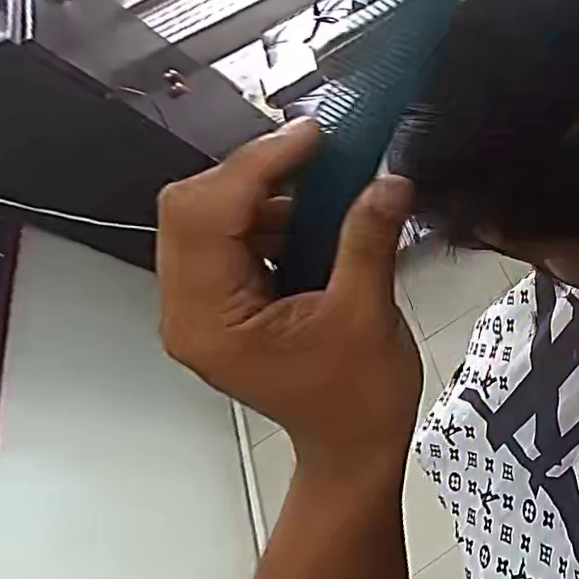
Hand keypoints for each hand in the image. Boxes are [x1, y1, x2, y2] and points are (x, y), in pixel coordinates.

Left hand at [157, 120, 421, 463]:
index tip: (312, 135)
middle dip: (260, 175)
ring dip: (274, 197)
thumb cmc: (361, 395)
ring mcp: (209, 306)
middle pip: (198, 213)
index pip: (204, 216)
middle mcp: (189, 307)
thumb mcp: (369, 314)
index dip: (255, 166)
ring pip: (220, 224)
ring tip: (334, 186)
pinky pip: (244, 245)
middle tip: (325, 152)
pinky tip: (325, 219)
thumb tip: (390, 183)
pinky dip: (282, 221)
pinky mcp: (235, 305)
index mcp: (206, 316)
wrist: (357, 443)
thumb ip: (369, 242)